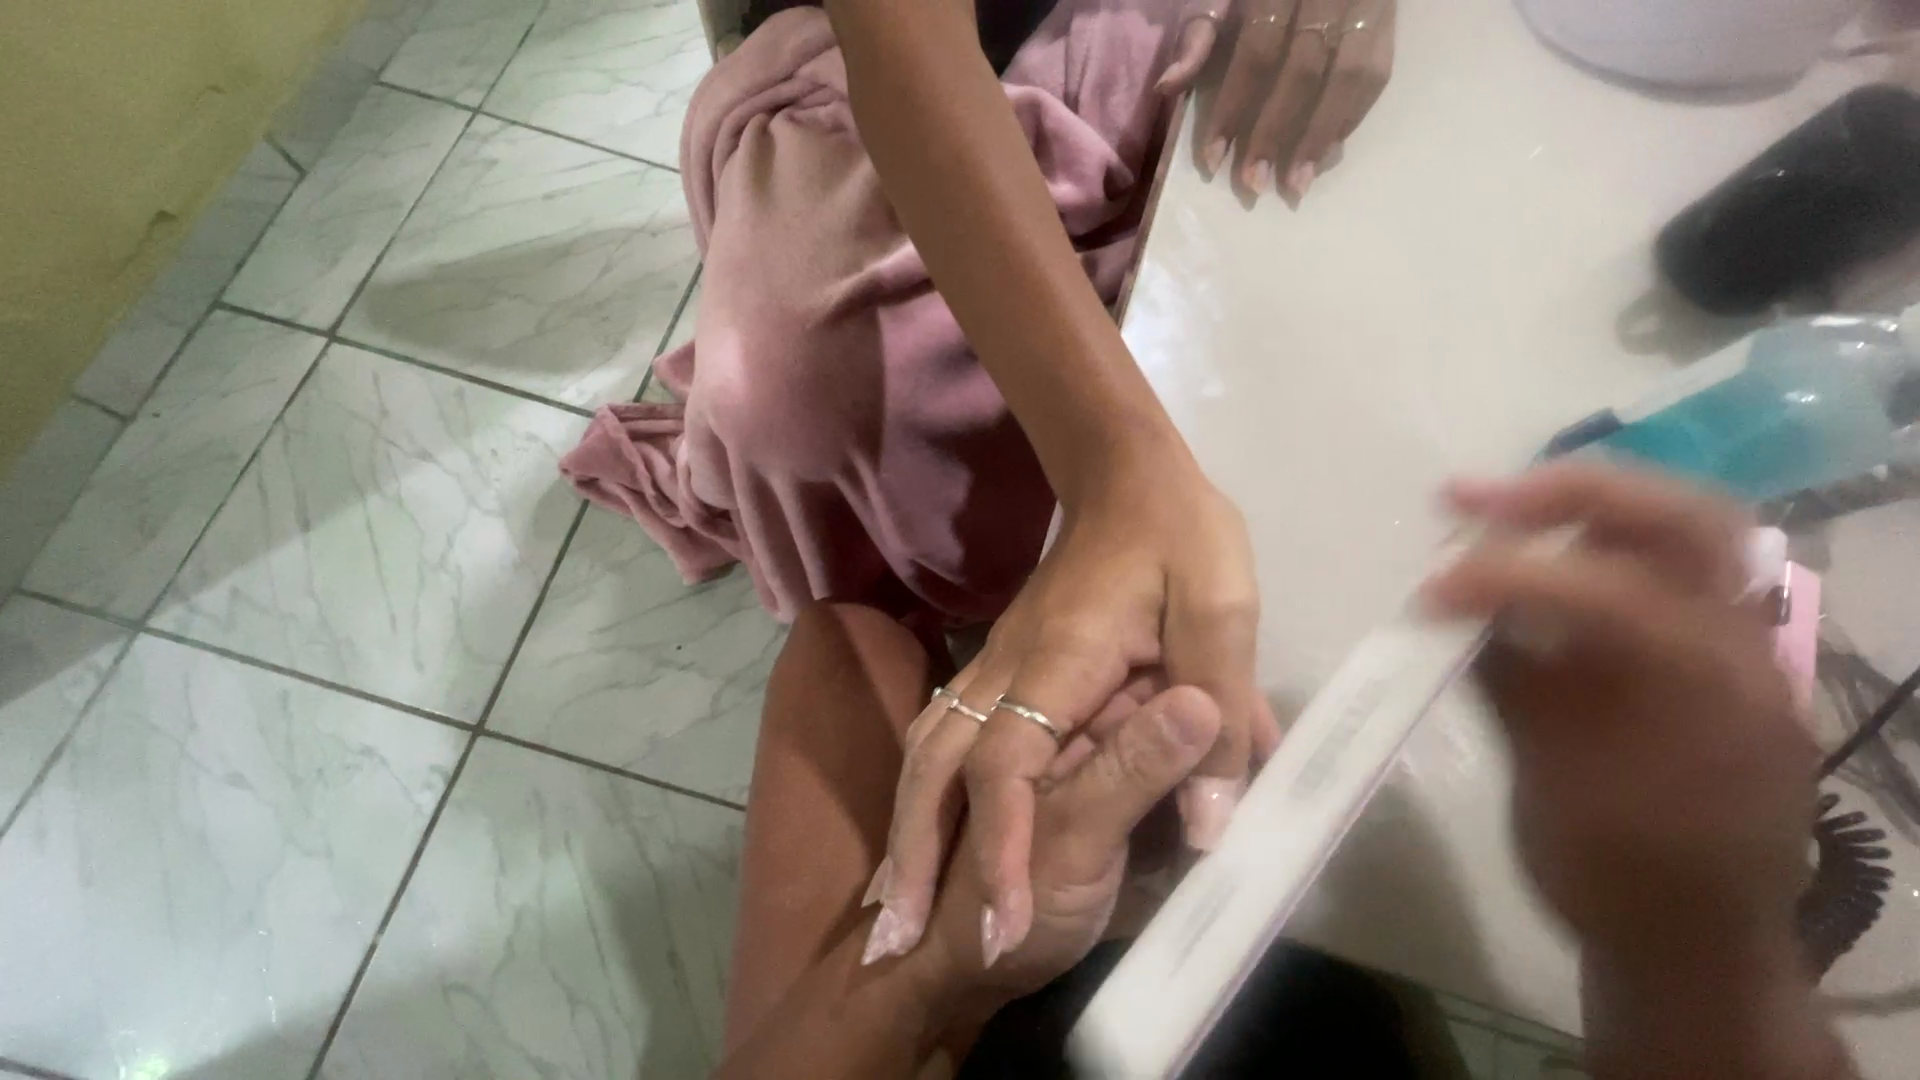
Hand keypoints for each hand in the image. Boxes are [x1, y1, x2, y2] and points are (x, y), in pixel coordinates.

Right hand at [863, 465, 1279, 966]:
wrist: (1128, 477)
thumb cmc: (1181, 539)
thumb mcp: (1221, 617)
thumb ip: (1219, 717)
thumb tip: (1208, 828)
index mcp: (1060, 660)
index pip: (1008, 761)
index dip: (1002, 847)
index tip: (1000, 925)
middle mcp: (1007, 667)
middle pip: (936, 758)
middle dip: (914, 848)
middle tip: (894, 936)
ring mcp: (995, 662)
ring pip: (927, 743)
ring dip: (907, 823)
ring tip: (892, 901)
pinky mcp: (1002, 662)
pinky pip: (943, 730)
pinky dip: (924, 786)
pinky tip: (923, 824)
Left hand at [1158, 0, 1394, 202]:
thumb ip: (1199, 32)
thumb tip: (1167, 87)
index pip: (1256, 52)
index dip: (1233, 109)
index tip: (1214, 161)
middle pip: (1306, 69)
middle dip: (1278, 132)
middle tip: (1256, 185)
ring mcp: (1370, 0)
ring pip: (1354, 73)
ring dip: (1323, 135)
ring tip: (1298, 184)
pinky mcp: (1389, 14)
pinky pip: (1379, 69)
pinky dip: (1352, 116)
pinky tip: (1327, 152)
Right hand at [1420, 464, 1818, 955]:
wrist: (1691, 934)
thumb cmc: (1615, 866)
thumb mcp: (1547, 776)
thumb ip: (1505, 677)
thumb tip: (1442, 612)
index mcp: (1709, 689)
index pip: (1610, 592)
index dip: (1508, 577)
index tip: (1426, 593)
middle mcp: (1741, 647)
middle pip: (1678, 519)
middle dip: (1567, 494)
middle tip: (1468, 499)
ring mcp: (1736, 647)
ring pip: (1677, 531)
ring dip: (1580, 507)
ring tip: (1491, 511)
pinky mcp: (1708, 656)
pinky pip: (1657, 572)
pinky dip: (1589, 548)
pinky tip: (1531, 563)